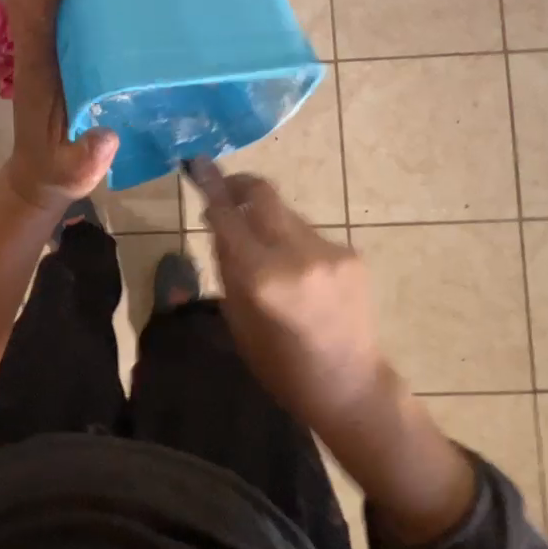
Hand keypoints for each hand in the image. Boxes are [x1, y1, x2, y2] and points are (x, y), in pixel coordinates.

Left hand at [1, 0, 119, 211]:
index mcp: (38, 73)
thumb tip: (106, 137)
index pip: (37, 20)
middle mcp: (33, 53)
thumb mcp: (74, 170)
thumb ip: (87, 157)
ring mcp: (38, 51)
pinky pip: (44, 9)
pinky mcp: (48, 53)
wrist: (38, 174)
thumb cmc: (59, 169)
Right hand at [203, 173, 387, 426]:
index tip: (196, 163)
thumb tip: (218, 223)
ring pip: (285, 214)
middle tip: (223, 190)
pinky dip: (291, 242)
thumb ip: (227, 265)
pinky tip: (294, 272)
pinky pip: (308, 234)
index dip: (210, 187)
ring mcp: (329, 251)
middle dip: (239, 185)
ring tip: (261, 249)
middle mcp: (297, 254)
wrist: (350, 385)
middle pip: (263, 194)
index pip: (228, 216)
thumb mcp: (237, 318)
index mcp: (262, 277)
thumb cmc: (280, 364)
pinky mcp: (350, 254)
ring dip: (266, 220)